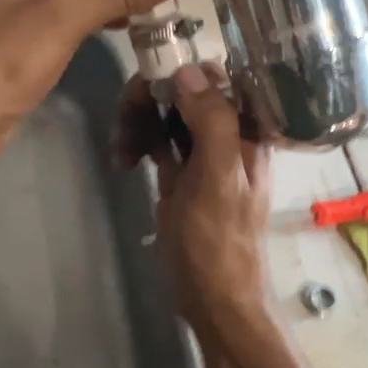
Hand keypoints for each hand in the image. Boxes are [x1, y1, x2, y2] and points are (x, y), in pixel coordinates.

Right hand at [115, 65, 271, 327]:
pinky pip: (155, 139)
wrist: (213, 298)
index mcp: (247, 130)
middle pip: (185, 89)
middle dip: (149, 98)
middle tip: (122, 120)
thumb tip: (187, 69)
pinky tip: (123, 160)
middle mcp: (226, 134)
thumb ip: (211, 122)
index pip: (216, 76)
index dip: (181, 68)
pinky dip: (136, 142)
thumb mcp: (218, 179)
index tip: (147, 75)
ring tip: (120, 152)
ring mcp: (200, 153)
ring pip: (166, 113)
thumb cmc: (219, 241)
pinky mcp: (178, 173)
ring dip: (138, 121)